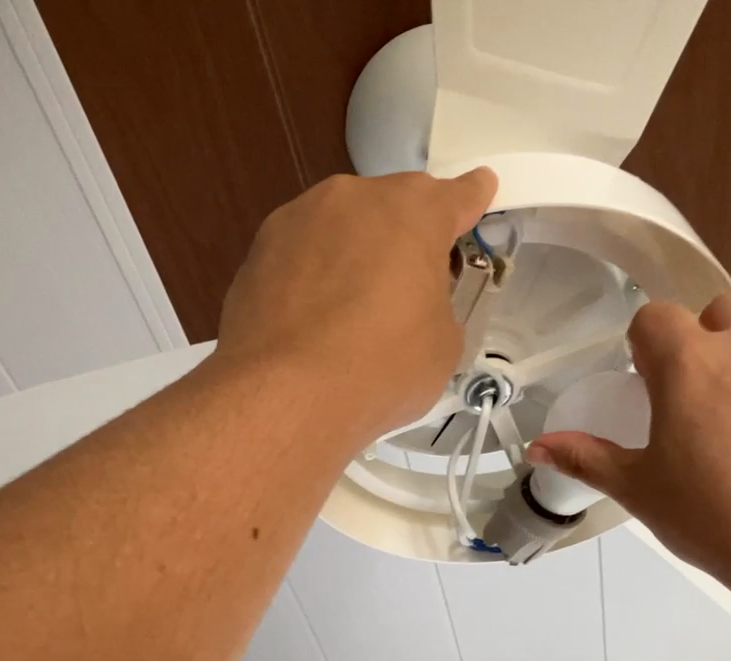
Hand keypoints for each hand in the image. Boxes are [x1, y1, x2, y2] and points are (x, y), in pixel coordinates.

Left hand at [215, 169, 497, 437]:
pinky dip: (306, 281)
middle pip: (388, 211)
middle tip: (399, 293)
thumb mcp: (442, 346)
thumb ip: (437, 305)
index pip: (457, 195)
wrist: (284, 394)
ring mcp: (296, 220)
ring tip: (343, 316)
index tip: (475, 199)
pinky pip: (297, 260)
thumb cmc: (380, 368)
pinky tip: (305, 325)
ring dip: (346, 258)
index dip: (470, 203)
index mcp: (415, 210)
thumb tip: (412, 305)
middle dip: (398, 241)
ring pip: (336, 231)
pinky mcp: (255, 253)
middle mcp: (353, 198)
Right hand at [527, 293, 730, 587]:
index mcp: (691, 364)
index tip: (644, 384)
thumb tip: (539, 447)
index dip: (644, 345)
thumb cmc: (718, 518)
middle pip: (722, 312)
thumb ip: (587, 458)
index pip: (655, 317)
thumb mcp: (641, 491)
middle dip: (704, 341)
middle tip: (696, 401)